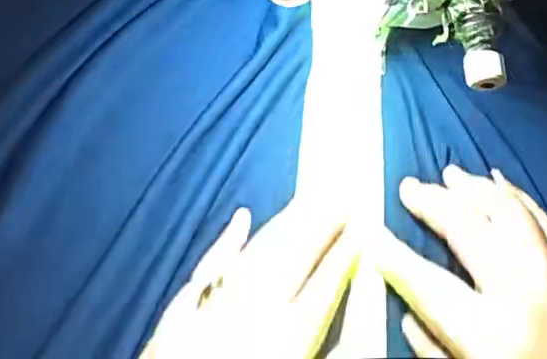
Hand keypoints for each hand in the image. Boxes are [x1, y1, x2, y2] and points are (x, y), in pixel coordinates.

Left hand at [142, 197, 356, 358]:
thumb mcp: (293, 358)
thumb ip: (320, 338)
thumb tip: (353, 299)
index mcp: (289, 336)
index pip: (327, 280)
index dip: (347, 250)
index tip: (365, 225)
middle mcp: (255, 312)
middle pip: (297, 256)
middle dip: (324, 228)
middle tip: (346, 203)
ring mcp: (216, 312)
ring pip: (260, 254)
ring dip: (287, 226)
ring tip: (309, 204)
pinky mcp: (181, 321)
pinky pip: (209, 269)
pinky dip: (226, 242)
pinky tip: (242, 218)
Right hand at [373, 165, 546, 358]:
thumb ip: (440, 356)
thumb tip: (410, 315)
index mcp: (494, 333)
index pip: (432, 285)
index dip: (397, 257)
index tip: (373, 233)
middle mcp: (525, 288)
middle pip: (471, 230)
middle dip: (436, 204)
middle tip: (409, 186)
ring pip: (510, 211)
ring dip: (477, 189)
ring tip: (450, 176)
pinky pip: (544, 219)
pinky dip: (519, 197)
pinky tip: (502, 184)